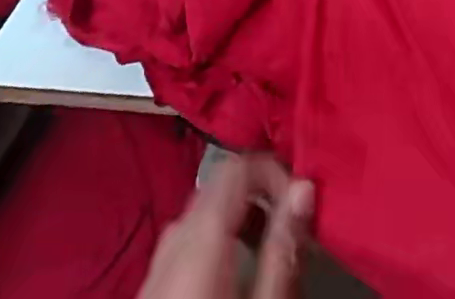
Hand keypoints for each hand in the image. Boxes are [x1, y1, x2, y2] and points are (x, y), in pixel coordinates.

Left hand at [140, 154, 313, 298]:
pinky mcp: (149, 290)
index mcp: (200, 240)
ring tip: (269, 250)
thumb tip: (304, 188)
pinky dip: (216, 237)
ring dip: (240, 217)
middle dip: (260, 196)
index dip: (274, 171)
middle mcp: (173, 242)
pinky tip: (234, 271)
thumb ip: (284, 247)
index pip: (237, 167)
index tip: (300, 202)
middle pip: (219, 187)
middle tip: (291, 227)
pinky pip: (186, 240)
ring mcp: (155, 266)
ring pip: (202, 213)